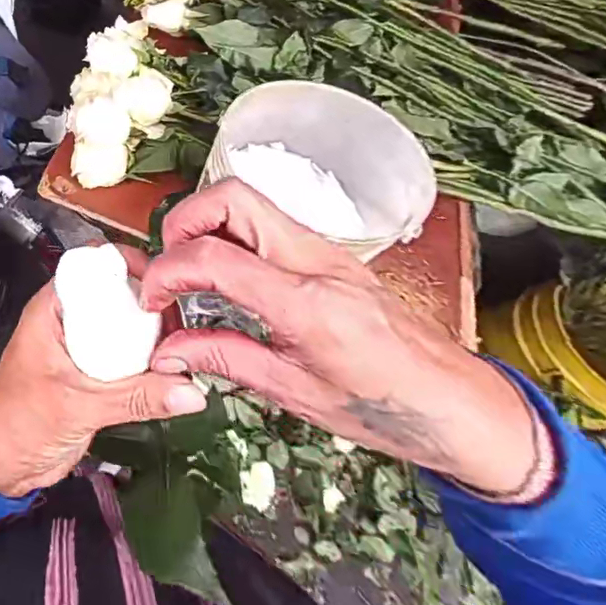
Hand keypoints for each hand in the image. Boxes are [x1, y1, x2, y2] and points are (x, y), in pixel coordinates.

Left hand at [0, 279, 207, 497]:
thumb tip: (188, 390)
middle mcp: (70, 317)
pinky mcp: (94, 368)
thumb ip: (135, 398)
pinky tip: (167, 367)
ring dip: (151, 331)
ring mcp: (82, 342)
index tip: (162, 283)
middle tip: (177, 319)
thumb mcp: (80, 406)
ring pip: (124, 320)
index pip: (95, 263)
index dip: (130, 265)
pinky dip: (146, 357)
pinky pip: (126, 351)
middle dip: (149, 301)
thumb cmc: (16, 425)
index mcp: (53, 308)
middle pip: (117, 290)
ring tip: (179, 343)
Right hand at [137, 179, 546, 497]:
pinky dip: (233, 235)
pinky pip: (269, 224)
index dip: (168, 271)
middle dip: (184, 219)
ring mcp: (325, 248)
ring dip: (207, 223)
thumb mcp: (297, 394)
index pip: (215, 257)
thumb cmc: (384, 408)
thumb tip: (169, 350)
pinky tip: (227, 279)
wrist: (453, 399)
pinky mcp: (329, 252)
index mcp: (305, 301)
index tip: (151, 298)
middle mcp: (314, 258)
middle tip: (168, 266)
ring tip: (190, 272)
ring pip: (250, 201)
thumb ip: (228, 359)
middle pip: (232, 196)